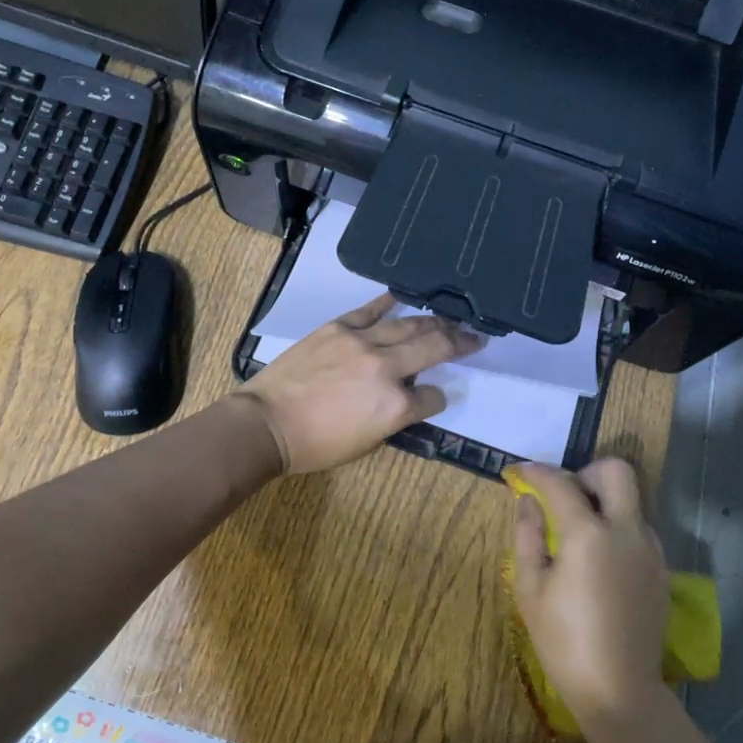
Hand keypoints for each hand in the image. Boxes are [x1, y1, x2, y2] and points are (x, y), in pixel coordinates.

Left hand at [233, 294, 482, 473]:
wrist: (267, 424)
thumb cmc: (315, 445)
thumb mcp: (366, 443)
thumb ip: (394, 416)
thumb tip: (407, 395)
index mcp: (396, 405)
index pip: (433, 397)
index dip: (439, 398)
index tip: (438, 395)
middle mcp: (386, 368)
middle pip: (433, 348)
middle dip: (459, 343)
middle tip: (475, 337)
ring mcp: (362, 342)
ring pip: (409, 325)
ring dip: (434, 321)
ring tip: (451, 318)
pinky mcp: (338, 328)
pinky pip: (370, 310)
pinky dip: (389, 303)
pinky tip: (404, 296)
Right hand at [509, 460, 669, 724]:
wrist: (619, 691)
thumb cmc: (564, 642)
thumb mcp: (530, 590)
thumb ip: (528, 537)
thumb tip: (527, 502)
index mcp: (588, 535)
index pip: (561, 483)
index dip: (537, 473)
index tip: (520, 473)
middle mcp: (626, 531)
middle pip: (616, 471)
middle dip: (586, 473)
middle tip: (564, 496)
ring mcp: (650, 550)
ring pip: (631, 502)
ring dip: (605, 504)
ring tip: (579, 536)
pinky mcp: (662, 571)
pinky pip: (640, 531)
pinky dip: (619, 530)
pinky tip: (600, 562)